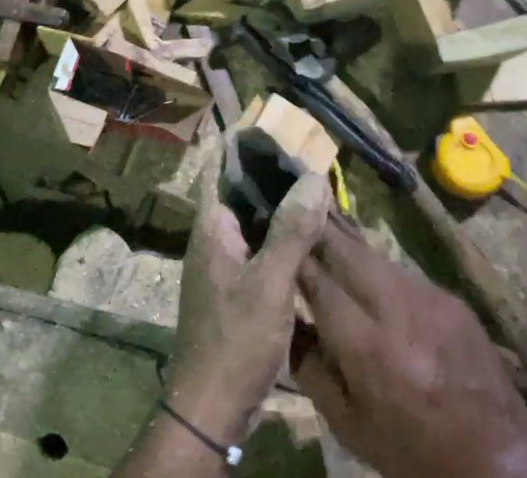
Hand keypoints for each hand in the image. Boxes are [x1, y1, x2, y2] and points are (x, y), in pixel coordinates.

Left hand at [165, 146, 329, 443]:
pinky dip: (280, 235)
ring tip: (316, 186)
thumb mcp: (270, 283)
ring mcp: (222, 264)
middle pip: (238, 192)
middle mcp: (212, 239)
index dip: (242, 144)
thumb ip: (291, 231)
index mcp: (211, 228)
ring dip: (278, 204)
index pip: (220, 168)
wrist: (212, 404)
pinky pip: (258, 247)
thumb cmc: (236, 338)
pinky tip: (309, 237)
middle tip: (308, 152)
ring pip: (251, 221)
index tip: (272, 122)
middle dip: (269, 172)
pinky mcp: (235, 288)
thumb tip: (313, 176)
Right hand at [294, 224, 526, 476]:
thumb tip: (285, 323)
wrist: (500, 456)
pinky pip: (400, 273)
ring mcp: (428, 298)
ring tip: (323, 240)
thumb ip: (310, 368)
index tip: (269, 237)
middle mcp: (395, 309)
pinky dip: (377, 273)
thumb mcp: (348, 425)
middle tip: (292, 217)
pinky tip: (369, 285)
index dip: (290, 255)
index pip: (316, 279)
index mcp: (365, 345)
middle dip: (315, 232)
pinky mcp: (449, 298)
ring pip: (373, 255)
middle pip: (345, 250)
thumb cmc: (412, 448)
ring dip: (345, 248)